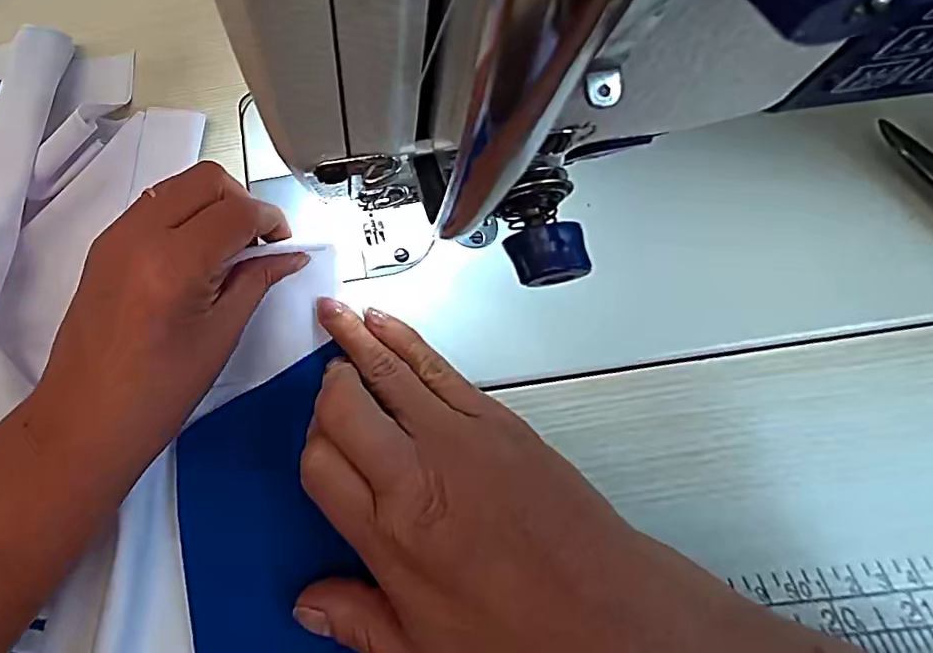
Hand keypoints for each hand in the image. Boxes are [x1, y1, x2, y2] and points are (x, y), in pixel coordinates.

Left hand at [36, 161, 307, 468]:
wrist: (83, 420)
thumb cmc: (150, 396)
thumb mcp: (220, 336)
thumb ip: (256, 282)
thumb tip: (284, 256)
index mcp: (173, 263)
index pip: (237, 210)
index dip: (270, 220)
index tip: (283, 239)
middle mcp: (140, 237)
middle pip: (207, 179)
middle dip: (242, 199)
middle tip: (258, 239)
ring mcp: (117, 236)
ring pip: (179, 185)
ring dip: (212, 201)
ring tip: (228, 246)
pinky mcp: (105, 244)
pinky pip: (154, 204)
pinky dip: (183, 212)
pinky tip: (196, 250)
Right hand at [295, 299, 855, 652]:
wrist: (623, 624)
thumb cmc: (535, 641)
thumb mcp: (428, 650)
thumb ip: (359, 619)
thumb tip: (312, 604)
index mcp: (395, 534)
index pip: (318, 460)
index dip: (309, 448)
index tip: (319, 450)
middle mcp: (418, 475)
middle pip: (341, 403)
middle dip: (325, 389)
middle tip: (321, 384)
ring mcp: (457, 437)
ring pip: (385, 368)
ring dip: (352, 336)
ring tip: (331, 313)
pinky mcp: (493, 417)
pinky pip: (432, 363)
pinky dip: (401, 338)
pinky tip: (382, 324)